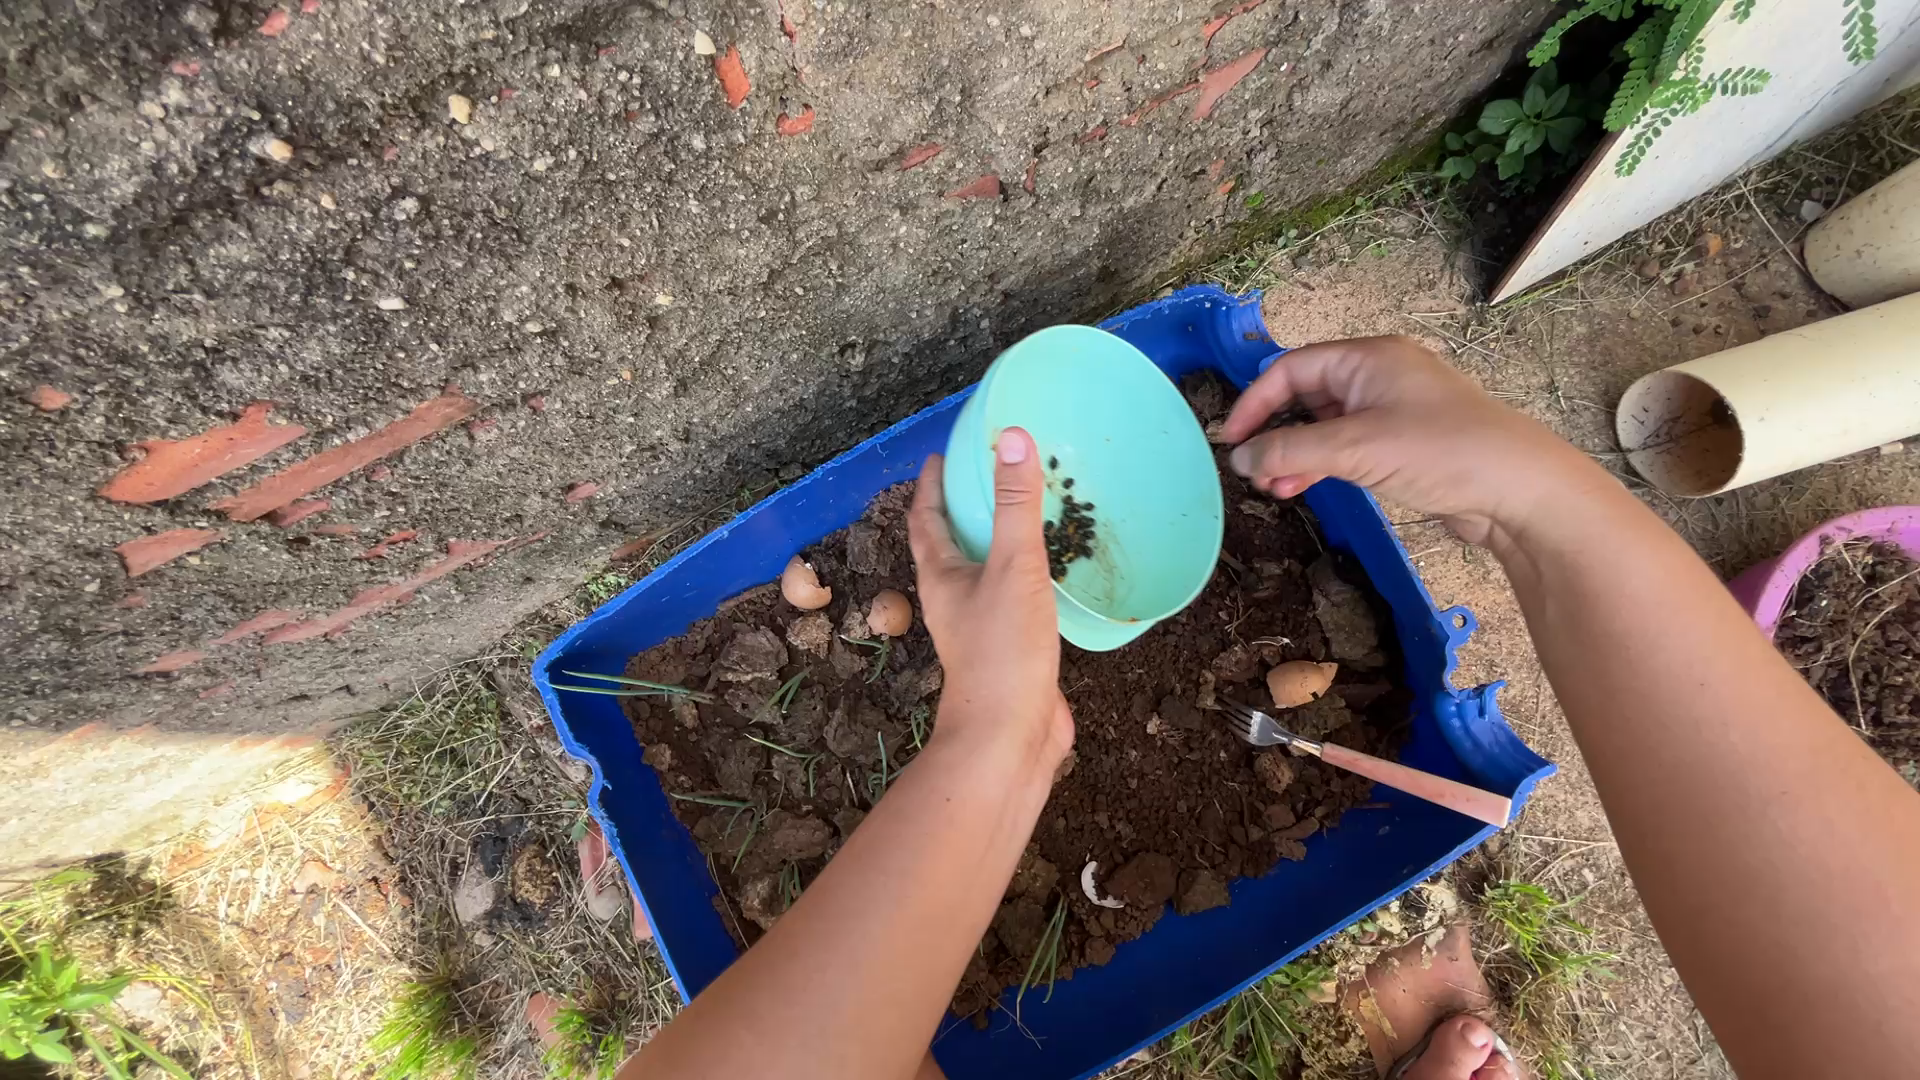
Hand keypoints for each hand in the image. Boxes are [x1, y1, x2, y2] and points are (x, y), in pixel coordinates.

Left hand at [908, 428, 1073, 762]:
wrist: (1009, 734)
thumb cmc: (1001, 648)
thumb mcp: (1012, 566)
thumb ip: (1015, 506)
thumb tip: (1013, 438)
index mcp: (941, 574)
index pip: (926, 517)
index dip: (931, 485)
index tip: (941, 455)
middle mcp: (954, 596)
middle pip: (952, 542)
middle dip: (967, 508)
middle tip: (995, 475)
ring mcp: (981, 623)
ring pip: (986, 570)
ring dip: (999, 541)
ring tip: (1030, 513)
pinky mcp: (1011, 644)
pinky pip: (1017, 595)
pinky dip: (1029, 573)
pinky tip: (1056, 568)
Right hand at [1219, 336, 1603, 546]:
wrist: (1520, 492)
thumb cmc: (1440, 452)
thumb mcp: (1354, 448)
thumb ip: (1288, 450)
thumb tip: (1237, 459)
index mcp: (1367, 359)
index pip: (1289, 370)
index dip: (1253, 403)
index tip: (1231, 440)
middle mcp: (1375, 377)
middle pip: (1302, 396)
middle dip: (1273, 433)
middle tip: (1252, 469)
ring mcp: (1388, 411)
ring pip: (1319, 426)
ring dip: (1291, 455)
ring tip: (1273, 487)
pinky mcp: (1397, 443)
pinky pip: (1341, 447)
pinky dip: (1315, 465)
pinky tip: (1299, 487)